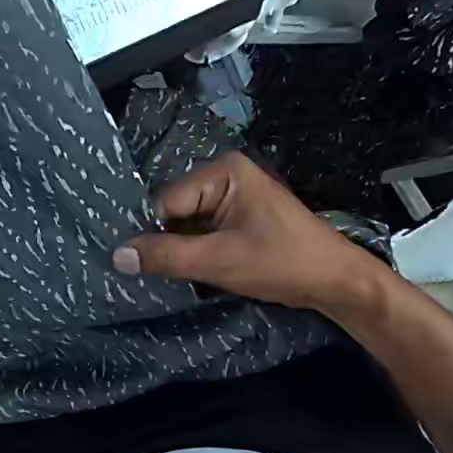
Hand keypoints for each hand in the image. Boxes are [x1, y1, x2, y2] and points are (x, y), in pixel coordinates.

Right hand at [112, 152, 387, 313]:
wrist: (335, 280)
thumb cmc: (281, 262)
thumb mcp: (220, 261)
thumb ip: (168, 256)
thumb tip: (117, 255)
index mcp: (223, 171)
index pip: (165, 200)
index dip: (148, 232)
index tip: (127, 262)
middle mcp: (227, 176)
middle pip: (175, 211)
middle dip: (165, 242)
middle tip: (139, 273)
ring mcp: (236, 198)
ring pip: (189, 225)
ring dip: (181, 251)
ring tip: (161, 276)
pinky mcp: (243, 219)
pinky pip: (206, 232)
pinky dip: (197, 253)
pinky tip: (187, 273)